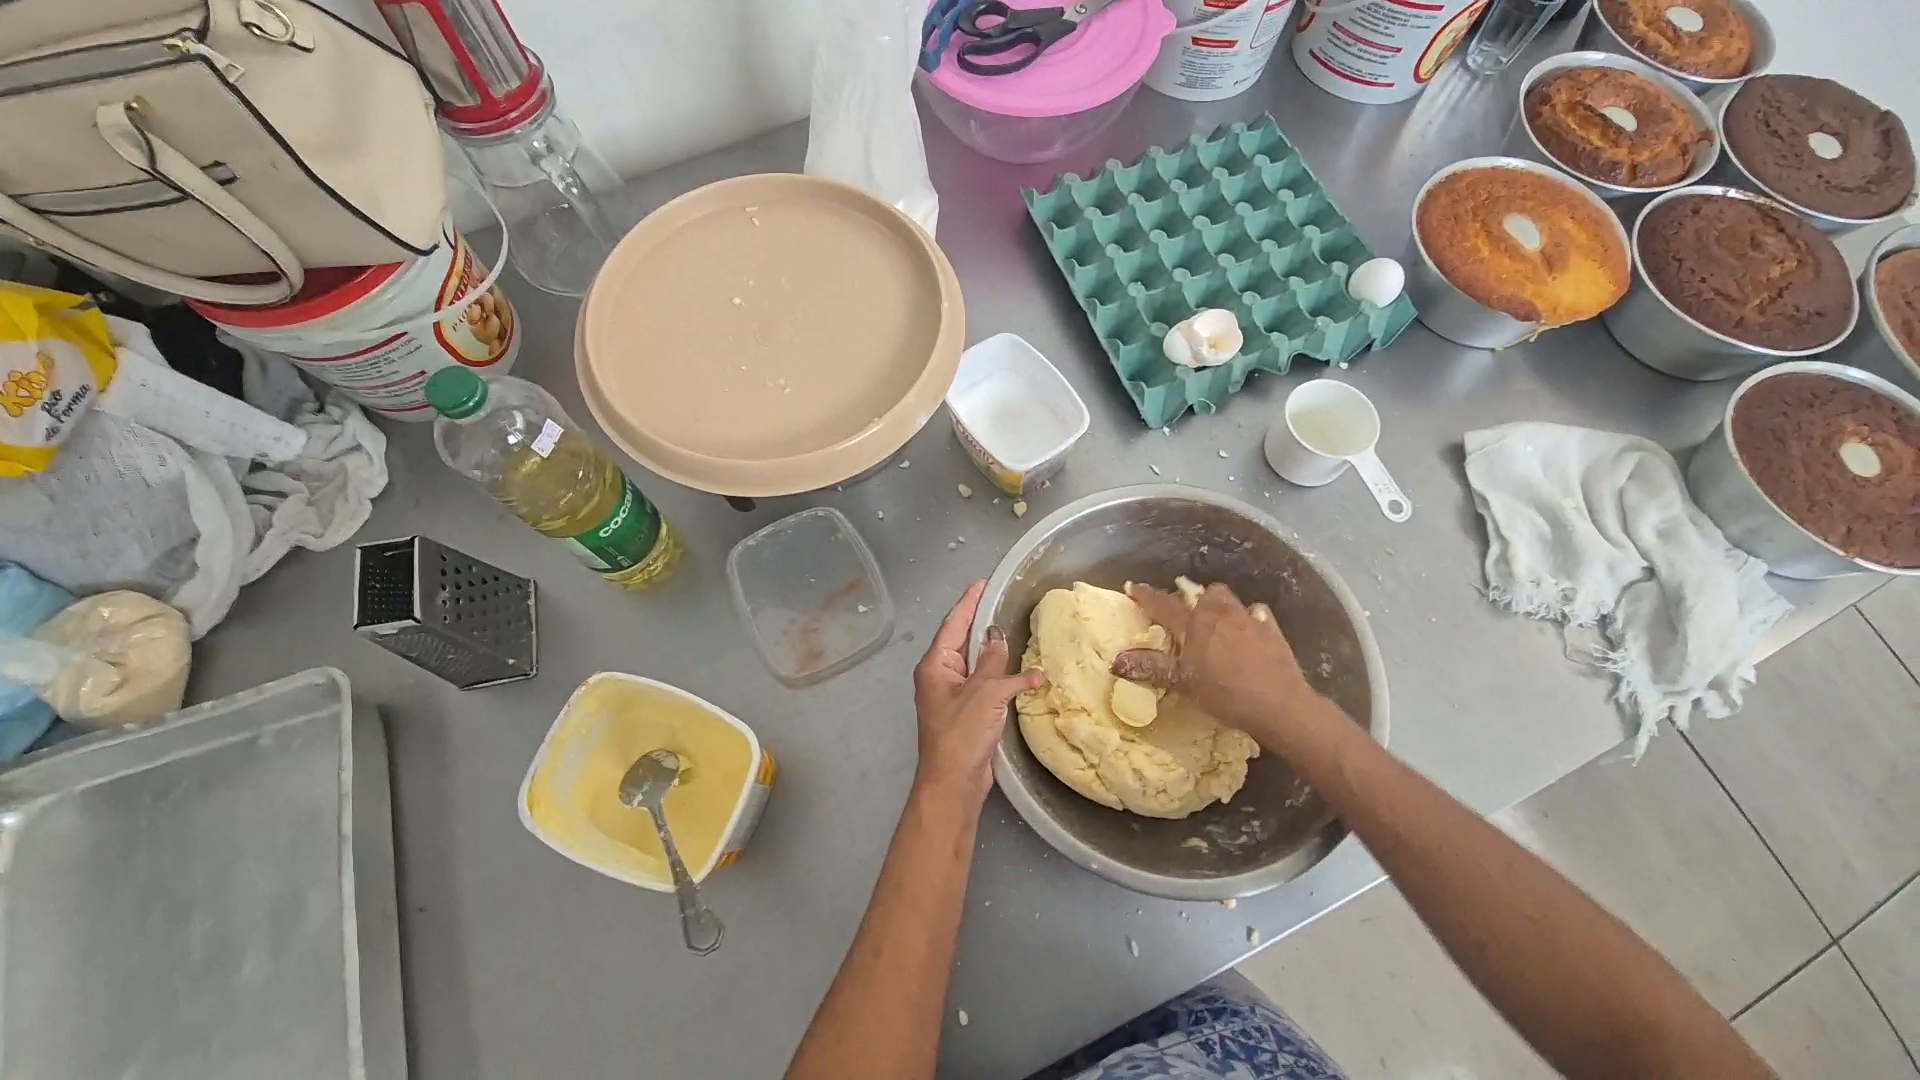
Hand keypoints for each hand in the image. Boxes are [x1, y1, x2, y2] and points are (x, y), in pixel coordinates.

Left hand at [912, 581, 1044, 804]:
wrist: (954, 783)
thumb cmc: (962, 734)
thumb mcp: (982, 693)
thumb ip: (993, 662)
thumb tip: (999, 635)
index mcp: (935, 665)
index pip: (954, 623)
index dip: (970, 602)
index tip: (984, 582)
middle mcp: (941, 676)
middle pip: (964, 641)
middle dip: (983, 623)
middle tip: (1005, 601)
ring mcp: (953, 695)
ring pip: (976, 664)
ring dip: (996, 651)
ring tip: (1016, 628)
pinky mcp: (967, 713)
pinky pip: (985, 685)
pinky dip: (1004, 679)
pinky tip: (1030, 676)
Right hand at [1109, 581, 1324, 737]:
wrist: (1278, 704)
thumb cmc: (1225, 694)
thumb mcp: (1182, 683)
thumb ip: (1151, 667)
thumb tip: (1117, 661)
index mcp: (1194, 624)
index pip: (1163, 604)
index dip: (1146, 596)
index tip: (1133, 587)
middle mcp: (1220, 614)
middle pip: (1202, 593)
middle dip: (1192, 598)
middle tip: (1186, 615)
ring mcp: (1248, 619)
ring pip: (1229, 599)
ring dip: (1219, 605)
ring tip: (1216, 622)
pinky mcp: (1272, 630)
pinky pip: (1257, 613)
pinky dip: (1249, 618)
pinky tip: (1249, 631)